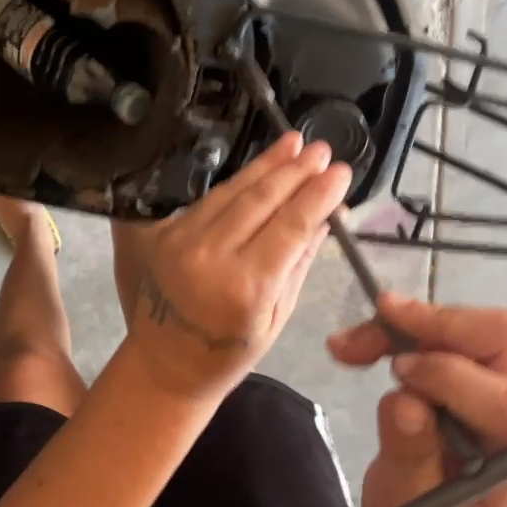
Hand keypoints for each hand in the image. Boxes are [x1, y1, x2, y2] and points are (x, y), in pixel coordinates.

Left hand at [121, 133, 350, 404]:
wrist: (164, 364)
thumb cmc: (228, 353)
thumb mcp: (277, 316)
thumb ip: (300, 261)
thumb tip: (329, 214)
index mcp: (246, 287)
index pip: (290, 226)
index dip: (317, 194)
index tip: (342, 171)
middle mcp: (211, 256)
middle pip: (260, 201)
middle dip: (295, 170)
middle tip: (323, 148)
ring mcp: (183, 240)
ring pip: (232, 192)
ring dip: (266, 165)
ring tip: (293, 143)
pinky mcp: (165, 233)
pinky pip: (209, 201)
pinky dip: (237, 182)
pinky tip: (260, 166)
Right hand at [327, 294, 506, 506]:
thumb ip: (411, 464)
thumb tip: (405, 401)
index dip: (450, 376)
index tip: (395, 373)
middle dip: (440, 321)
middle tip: (381, 319)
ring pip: (485, 328)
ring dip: (417, 322)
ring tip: (356, 343)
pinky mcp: (488, 386)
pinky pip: (460, 335)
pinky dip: (410, 329)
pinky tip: (368, 345)